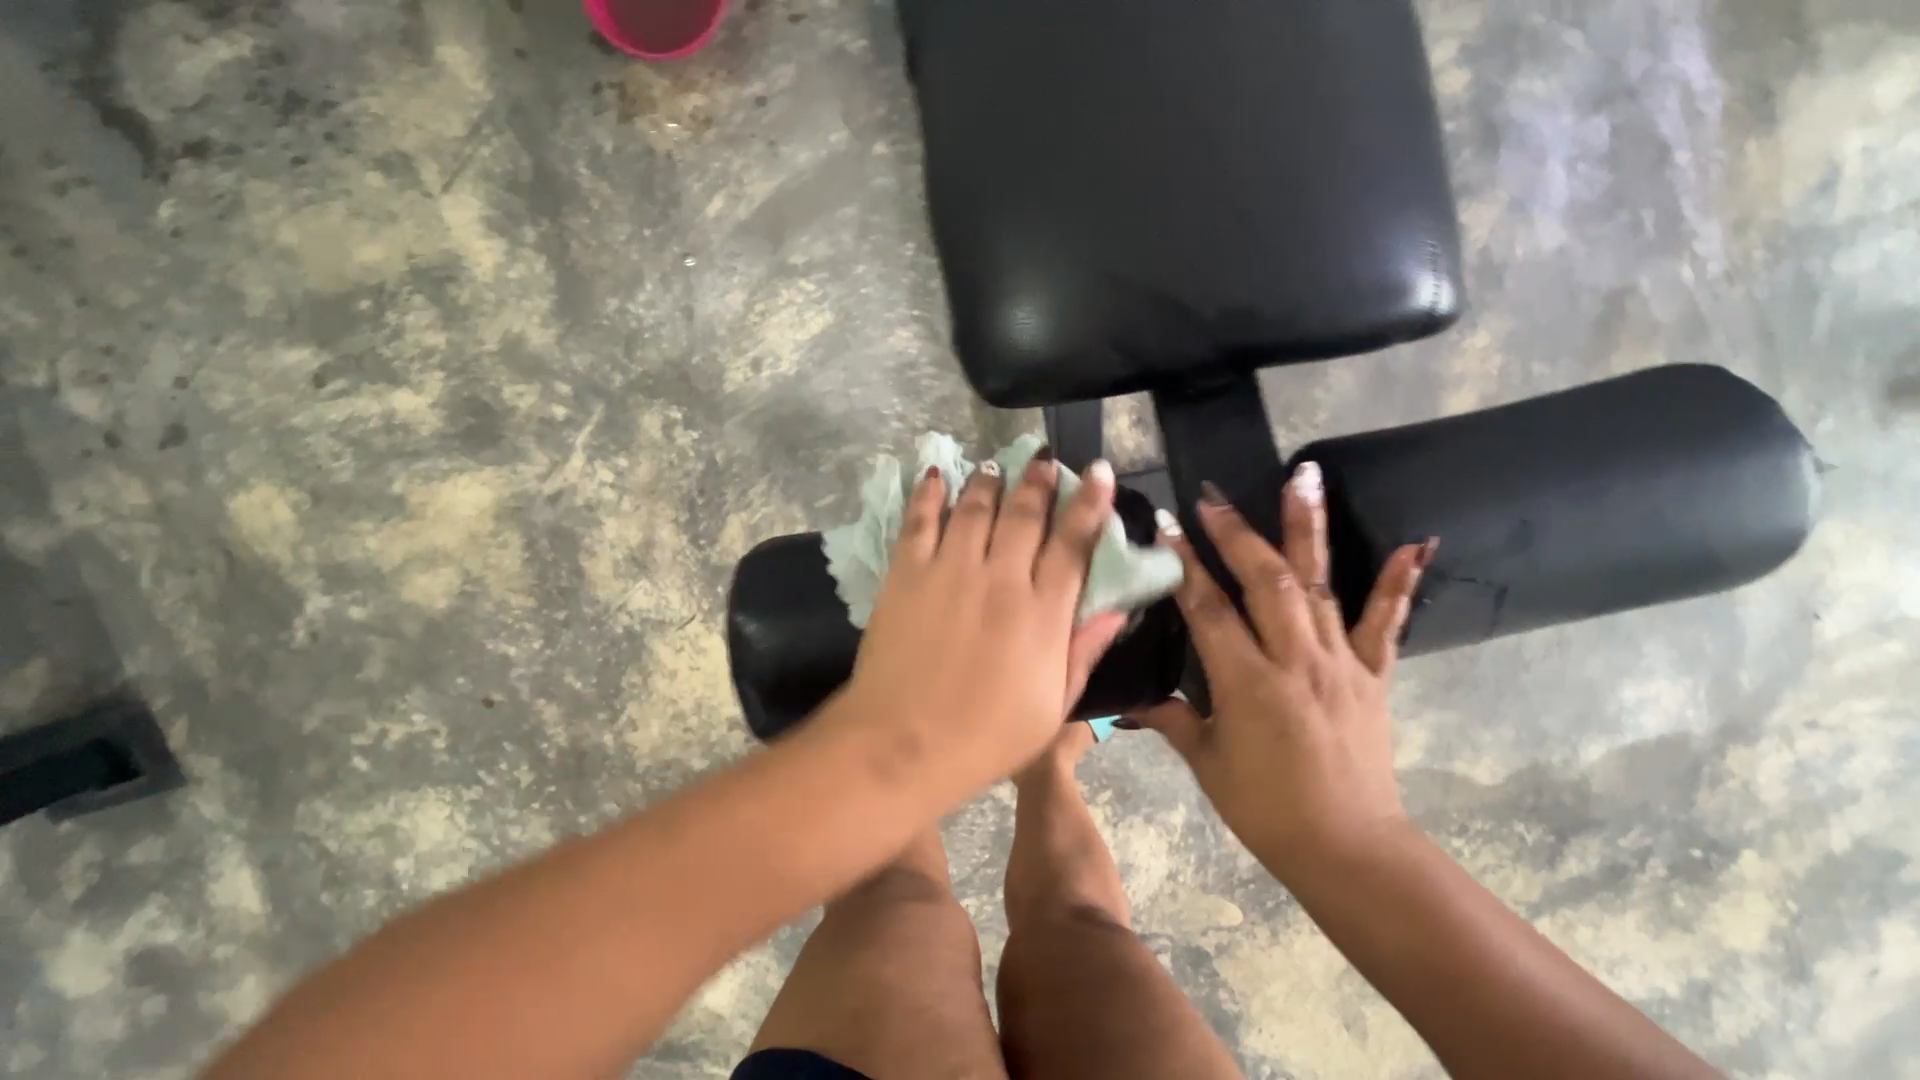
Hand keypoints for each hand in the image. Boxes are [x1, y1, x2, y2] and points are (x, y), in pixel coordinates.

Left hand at [827, 453, 1128, 802]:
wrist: (902, 745)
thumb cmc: (986, 739)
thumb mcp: (1052, 708)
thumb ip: (1082, 653)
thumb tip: (1115, 610)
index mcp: (1043, 614)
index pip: (1073, 544)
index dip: (1089, 503)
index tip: (1097, 471)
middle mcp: (1001, 580)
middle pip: (1025, 515)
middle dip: (1038, 480)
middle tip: (1042, 458)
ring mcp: (950, 571)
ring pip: (975, 508)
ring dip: (988, 481)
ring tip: (996, 464)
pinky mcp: (906, 574)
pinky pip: (920, 521)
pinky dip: (929, 493)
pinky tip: (935, 473)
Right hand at [1130, 463, 1435, 881]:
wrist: (1348, 846)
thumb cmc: (1266, 809)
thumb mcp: (1207, 764)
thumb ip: (1172, 719)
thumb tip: (1129, 697)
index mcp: (1249, 682)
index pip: (1209, 609)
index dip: (1185, 563)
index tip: (1165, 523)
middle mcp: (1296, 660)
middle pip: (1266, 581)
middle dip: (1236, 533)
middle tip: (1213, 496)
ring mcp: (1341, 663)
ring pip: (1322, 584)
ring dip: (1309, 528)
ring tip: (1305, 476)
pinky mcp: (1374, 675)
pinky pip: (1387, 624)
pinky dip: (1399, 583)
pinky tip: (1415, 543)